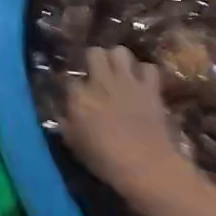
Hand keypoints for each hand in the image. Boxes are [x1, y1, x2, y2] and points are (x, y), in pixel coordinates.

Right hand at [64, 46, 184, 196]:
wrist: (145, 165)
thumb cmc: (105, 160)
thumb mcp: (75, 145)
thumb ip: (68, 125)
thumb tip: (65, 115)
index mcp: (79, 98)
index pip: (69, 80)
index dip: (72, 87)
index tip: (75, 95)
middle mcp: (101, 82)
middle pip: (94, 53)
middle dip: (94, 60)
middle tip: (96, 73)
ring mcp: (127, 82)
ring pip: (120, 51)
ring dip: (117, 60)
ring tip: (118, 72)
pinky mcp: (150, 87)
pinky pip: (148, 67)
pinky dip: (144, 73)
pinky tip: (142, 83)